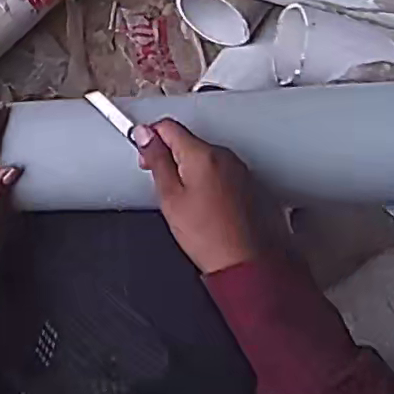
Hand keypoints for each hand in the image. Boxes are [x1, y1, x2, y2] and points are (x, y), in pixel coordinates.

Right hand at [133, 120, 263, 273]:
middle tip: (162, 182)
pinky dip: (209, 180)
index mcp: (202, 154)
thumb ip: (155, 159)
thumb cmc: (212, 238)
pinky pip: (221, 170)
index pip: (167, 126)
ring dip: (189, 168)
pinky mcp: (250, 184)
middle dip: (169, 154)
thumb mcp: (169, 196)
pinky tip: (205, 205)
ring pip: (203, 156)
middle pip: (186, 140)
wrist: (249, 268)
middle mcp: (225, 156)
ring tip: (186, 200)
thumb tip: (144, 135)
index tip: (143, 151)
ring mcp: (240, 170)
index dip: (149, 136)